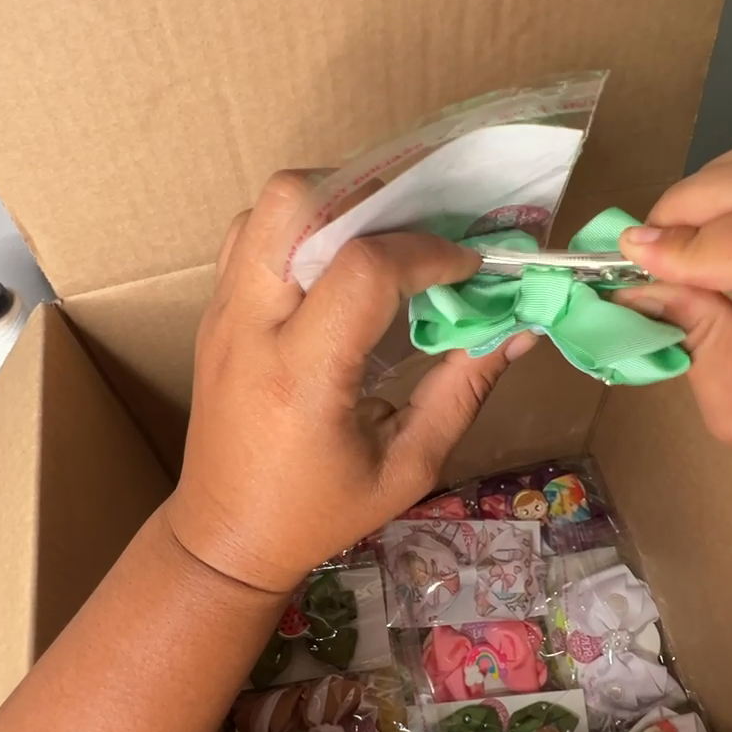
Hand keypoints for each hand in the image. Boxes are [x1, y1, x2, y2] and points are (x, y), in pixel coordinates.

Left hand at [163, 172, 531, 591]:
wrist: (226, 536)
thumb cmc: (319, 513)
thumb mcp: (408, 467)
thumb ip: (464, 390)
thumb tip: (517, 329)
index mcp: (302, 375)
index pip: (363, 269)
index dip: (428, 252)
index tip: (467, 267)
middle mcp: (250, 328)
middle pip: (292, 202)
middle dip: (368, 196)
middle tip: (416, 231)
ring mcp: (222, 313)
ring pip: (266, 208)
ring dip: (331, 206)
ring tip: (380, 243)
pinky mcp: (214, 313)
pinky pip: (251, 236)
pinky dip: (301, 230)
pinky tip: (337, 267)